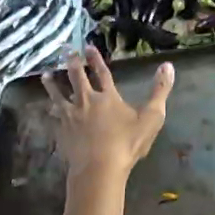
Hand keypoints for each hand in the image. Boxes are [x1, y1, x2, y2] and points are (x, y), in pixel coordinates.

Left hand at [43, 48, 174, 177]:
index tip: (88, 47)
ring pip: (58, 95)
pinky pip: (55, 116)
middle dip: (73, 63)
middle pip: (76, 78)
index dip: (96, 59)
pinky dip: (51, 109)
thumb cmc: (127, 143)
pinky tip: (49, 109)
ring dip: (52, 83)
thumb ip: (160, 91)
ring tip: (46, 74)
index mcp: (108, 98)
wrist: (99, 168)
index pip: (101, 73)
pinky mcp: (62, 131)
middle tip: (67, 51)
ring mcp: (71, 117)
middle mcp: (86, 102)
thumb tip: (168, 65)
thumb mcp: (152, 117)